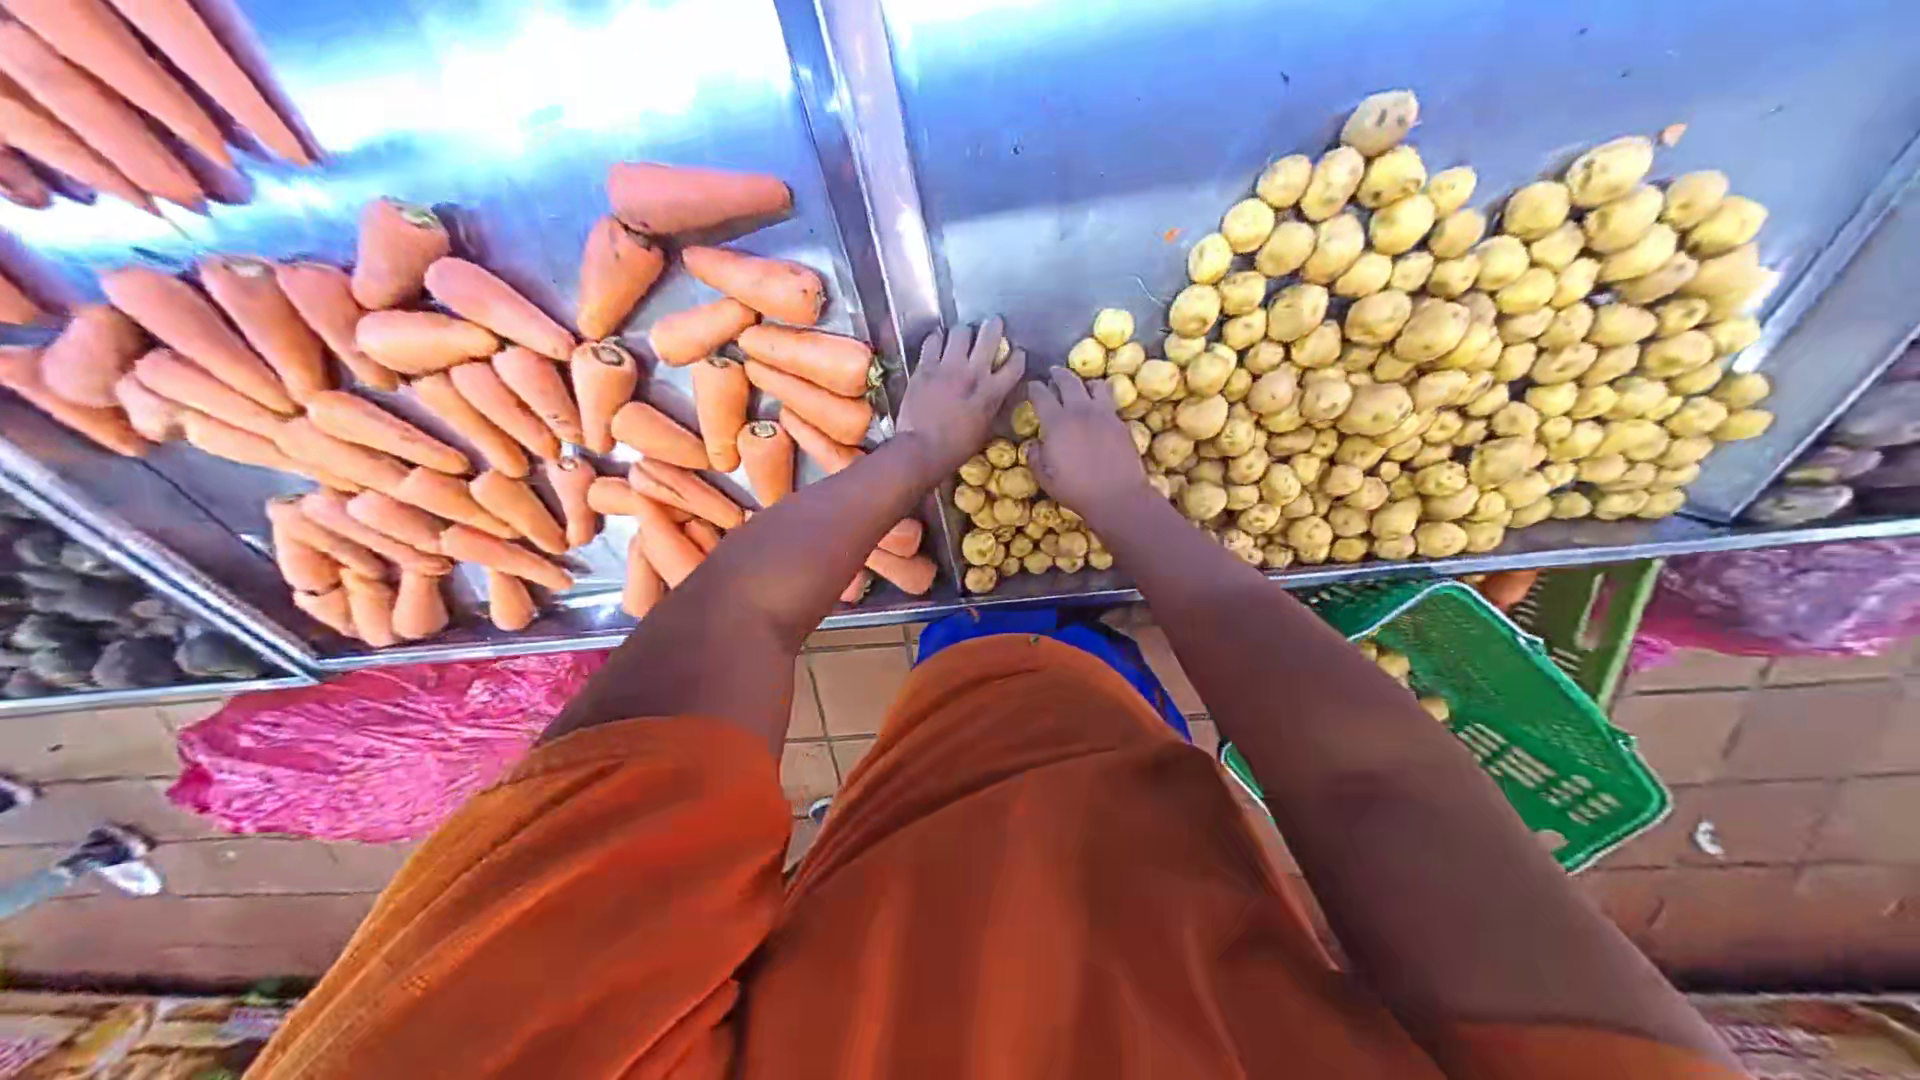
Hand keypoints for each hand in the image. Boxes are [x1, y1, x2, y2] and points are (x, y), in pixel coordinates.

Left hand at [895, 317, 1023, 478]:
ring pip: (961, 332)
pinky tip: (937, 345)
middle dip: (993, 326)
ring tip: (961, 336)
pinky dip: (937, 340)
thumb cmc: (956, 448)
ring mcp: (948, 367)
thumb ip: (992, 407)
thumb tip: (995, 396)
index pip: (1015, 364)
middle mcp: (974, 373)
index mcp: (992, 393)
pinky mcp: (925, 367)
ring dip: (963, 332)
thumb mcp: (984, 430)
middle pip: (990, 336)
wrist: (922, 448)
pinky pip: (933, 341)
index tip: (1016, 352)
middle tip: (992, 324)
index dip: (1018, 355)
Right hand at [1029, 368, 1152, 525]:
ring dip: (1083, 382)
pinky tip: (1098, 406)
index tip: (1032, 386)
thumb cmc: (1075, 489)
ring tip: (1080, 385)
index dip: (1035, 388)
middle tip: (1053, 372)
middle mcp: (1080, 411)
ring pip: (1094, 385)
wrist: (1116, 495)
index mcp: (1056, 422)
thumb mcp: (1045, 478)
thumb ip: (1035, 457)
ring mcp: (1103, 414)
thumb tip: (1033, 444)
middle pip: (1068, 381)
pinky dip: (1100, 397)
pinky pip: (1109, 401)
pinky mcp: (1120, 422)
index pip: (1042, 396)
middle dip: (1058, 374)